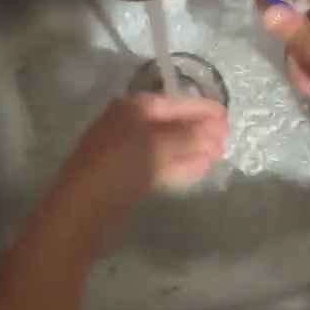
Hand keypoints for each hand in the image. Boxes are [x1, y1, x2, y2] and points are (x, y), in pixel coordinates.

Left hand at [53, 94, 229, 219]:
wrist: (83, 207)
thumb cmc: (121, 166)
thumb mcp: (158, 147)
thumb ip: (188, 137)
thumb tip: (212, 132)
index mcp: (132, 108)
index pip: (173, 103)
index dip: (200, 109)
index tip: (226, 116)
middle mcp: (128, 125)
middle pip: (170, 124)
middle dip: (198, 131)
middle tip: (225, 139)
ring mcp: (125, 151)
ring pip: (166, 146)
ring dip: (192, 150)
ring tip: (217, 156)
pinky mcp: (126, 175)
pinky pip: (158, 164)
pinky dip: (179, 165)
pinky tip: (199, 169)